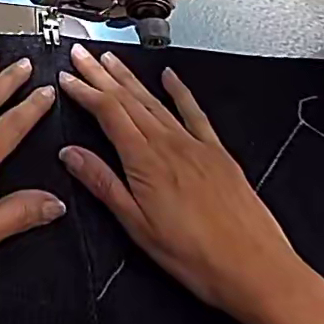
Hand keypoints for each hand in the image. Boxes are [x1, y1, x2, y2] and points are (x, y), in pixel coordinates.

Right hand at [58, 46, 323, 323]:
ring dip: (129, 76)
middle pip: (127, 98)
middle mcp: (168, 143)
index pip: (107, 112)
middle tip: (82, 54)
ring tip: (111, 58)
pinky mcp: (216, 150)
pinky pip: (194, 111)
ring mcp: (193, 143)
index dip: (84, 91)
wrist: (255, 268)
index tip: (67, 77)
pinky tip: (170, 76)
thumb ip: (103, 184)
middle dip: (100, 74)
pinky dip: (179, 90)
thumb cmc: (197, 257)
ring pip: (153, 99)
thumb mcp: (137, 227)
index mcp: (145, 160)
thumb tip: (71, 155)